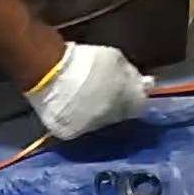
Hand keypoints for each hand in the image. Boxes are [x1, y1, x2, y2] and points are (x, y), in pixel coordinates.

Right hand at [23, 43, 150, 140]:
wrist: (51, 74)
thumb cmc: (85, 62)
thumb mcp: (116, 61)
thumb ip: (130, 77)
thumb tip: (142, 85)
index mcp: (125, 100)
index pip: (139, 106)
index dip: (136, 97)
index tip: (132, 91)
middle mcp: (109, 119)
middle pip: (118, 116)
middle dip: (115, 106)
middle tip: (104, 93)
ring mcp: (87, 128)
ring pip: (97, 124)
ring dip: (95, 114)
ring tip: (84, 99)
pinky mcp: (68, 134)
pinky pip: (78, 129)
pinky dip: (77, 121)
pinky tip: (72, 109)